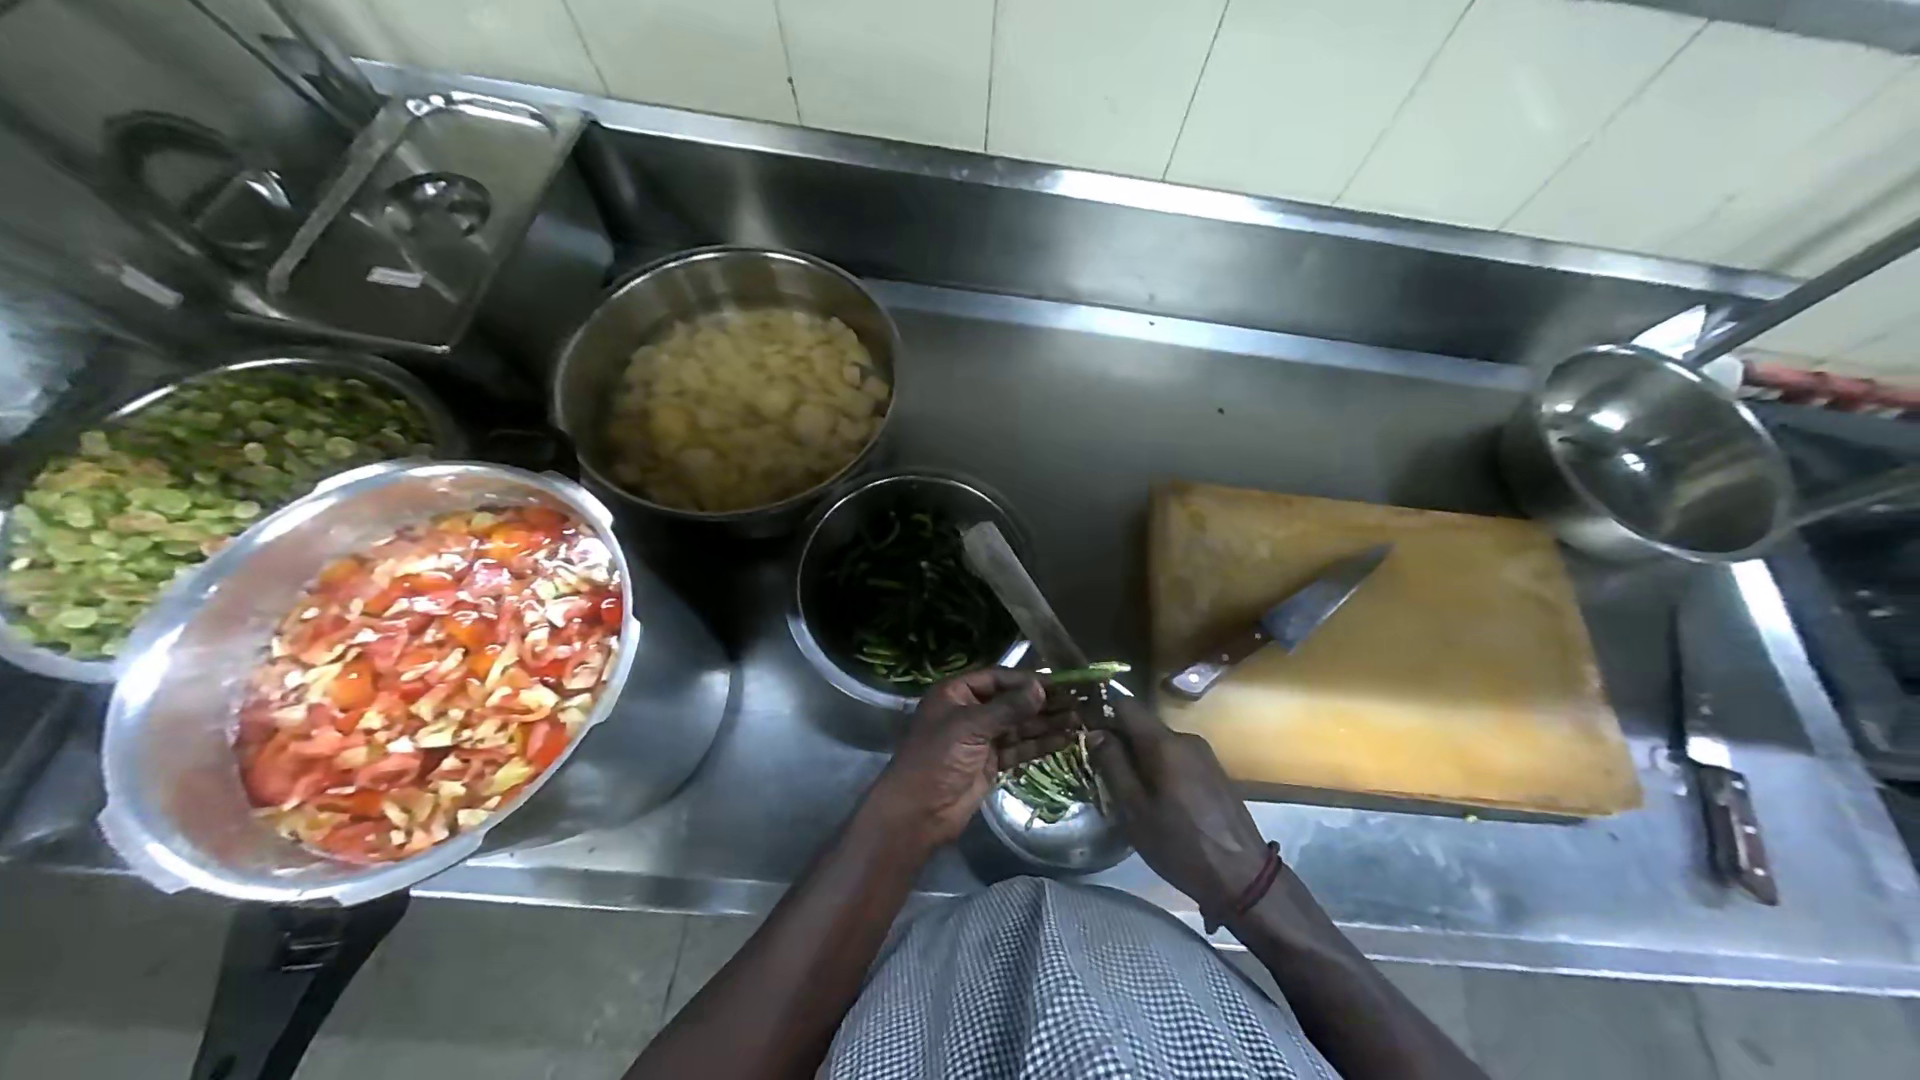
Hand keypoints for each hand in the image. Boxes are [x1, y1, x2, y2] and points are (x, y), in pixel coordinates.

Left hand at [866, 668, 1070, 849]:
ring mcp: (981, 738)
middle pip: (1012, 702)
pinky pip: (1019, 748)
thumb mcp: (970, 727)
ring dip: (1046, 723)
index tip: (1059, 683)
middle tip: (1078, 700)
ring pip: (1019, 726)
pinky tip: (1064, 739)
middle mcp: (970, 711)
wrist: (918, 812)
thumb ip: (1007, 709)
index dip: (1027, 681)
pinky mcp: (991, 762)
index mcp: (956, 693)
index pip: (998, 679)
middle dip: (1043, 702)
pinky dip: (1039, 744)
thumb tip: (1040, 688)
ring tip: (1079, 719)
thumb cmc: (936, 759)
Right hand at [1086, 694, 1270, 919]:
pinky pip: (1176, 757)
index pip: (1126, 704)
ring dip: (1138, 756)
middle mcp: (1186, 738)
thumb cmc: (1180, 844)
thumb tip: (1095, 732)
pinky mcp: (1214, 772)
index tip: (1084, 726)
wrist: (1243, 878)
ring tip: (1123, 787)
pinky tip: (1153, 797)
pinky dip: (1158, 767)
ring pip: (1159, 743)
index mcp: (1164, 743)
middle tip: (1098, 766)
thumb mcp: (1134, 808)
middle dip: (1118, 739)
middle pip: (1143, 725)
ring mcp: (1204, 755)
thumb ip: (1112, 764)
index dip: (1102, 709)